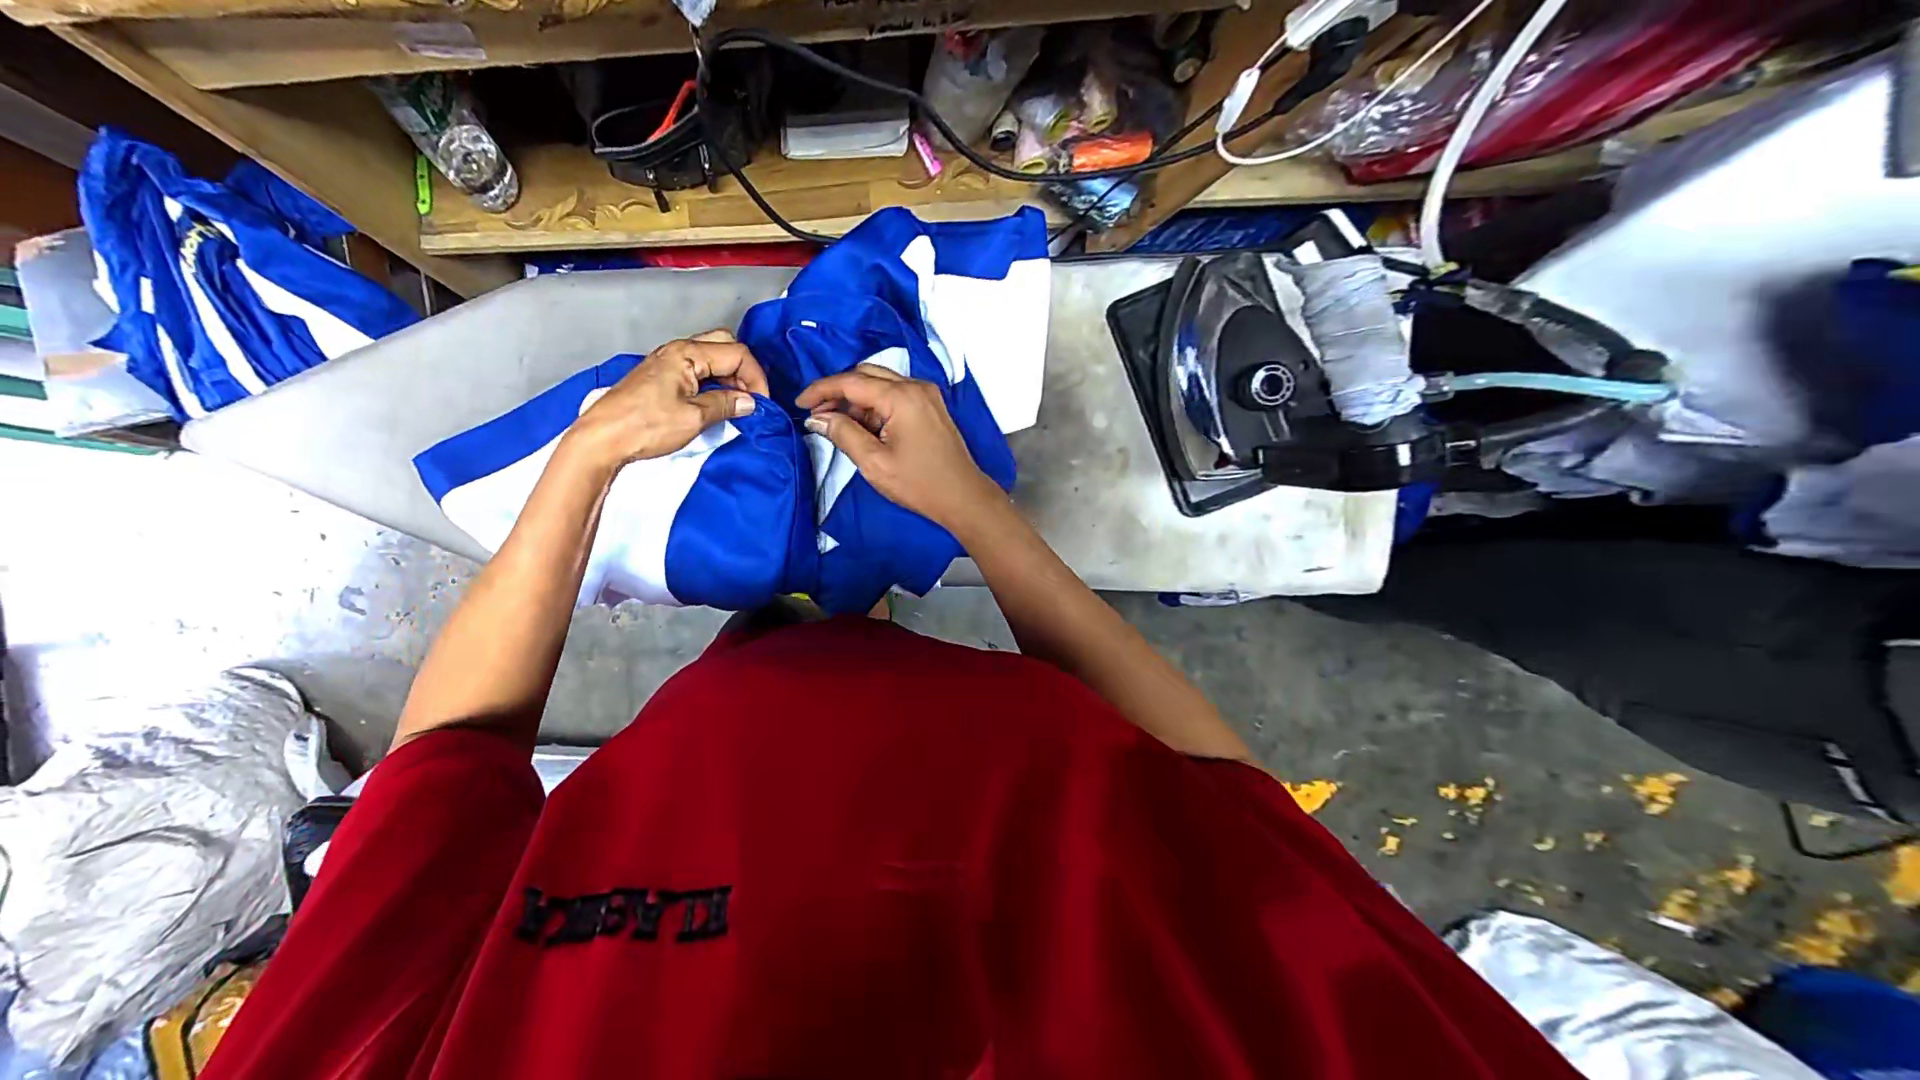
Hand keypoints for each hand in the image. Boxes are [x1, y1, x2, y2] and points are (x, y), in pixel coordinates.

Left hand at [566, 330, 769, 468]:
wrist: (603, 438)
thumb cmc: (646, 426)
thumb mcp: (694, 417)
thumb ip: (725, 405)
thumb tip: (750, 402)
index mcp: (686, 353)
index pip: (737, 353)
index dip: (756, 377)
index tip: (761, 404)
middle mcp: (677, 350)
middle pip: (725, 345)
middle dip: (744, 370)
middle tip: (750, 398)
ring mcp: (668, 361)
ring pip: (711, 357)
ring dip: (729, 376)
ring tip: (735, 404)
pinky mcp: (662, 376)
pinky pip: (698, 369)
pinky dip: (714, 382)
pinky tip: (716, 402)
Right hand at [796, 363, 1006, 530]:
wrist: (963, 497)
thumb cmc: (920, 484)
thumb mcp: (874, 462)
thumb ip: (843, 434)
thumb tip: (817, 419)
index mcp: (901, 397)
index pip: (851, 381)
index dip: (821, 390)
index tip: (800, 404)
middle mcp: (915, 386)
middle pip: (865, 375)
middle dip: (838, 392)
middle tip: (818, 416)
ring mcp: (926, 394)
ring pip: (880, 383)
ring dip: (856, 399)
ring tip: (838, 425)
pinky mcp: (930, 406)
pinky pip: (895, 394)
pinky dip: (874, 405)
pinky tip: (863, 427)